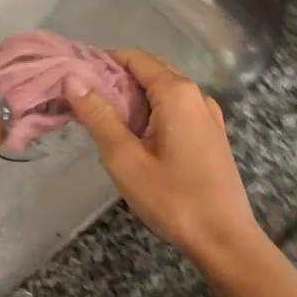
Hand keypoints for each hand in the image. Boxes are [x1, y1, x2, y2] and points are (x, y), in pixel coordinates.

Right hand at [67, 49, 264, 265]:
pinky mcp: (212, 134)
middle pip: (150, 71)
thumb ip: (98, 116)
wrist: (224, 238)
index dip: (103, 61)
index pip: (135, 58)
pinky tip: (136, 139)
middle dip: (117, 80)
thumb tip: (73, 80)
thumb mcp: (125, 159)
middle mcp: (196, 94)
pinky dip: (153, 114)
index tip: (75, 77)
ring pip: (164, 92)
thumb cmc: (172, 198)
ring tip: (104, 122)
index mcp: (177, 92)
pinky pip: (177, 110)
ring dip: (134, 100)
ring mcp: (208, 114)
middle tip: (84, 101)